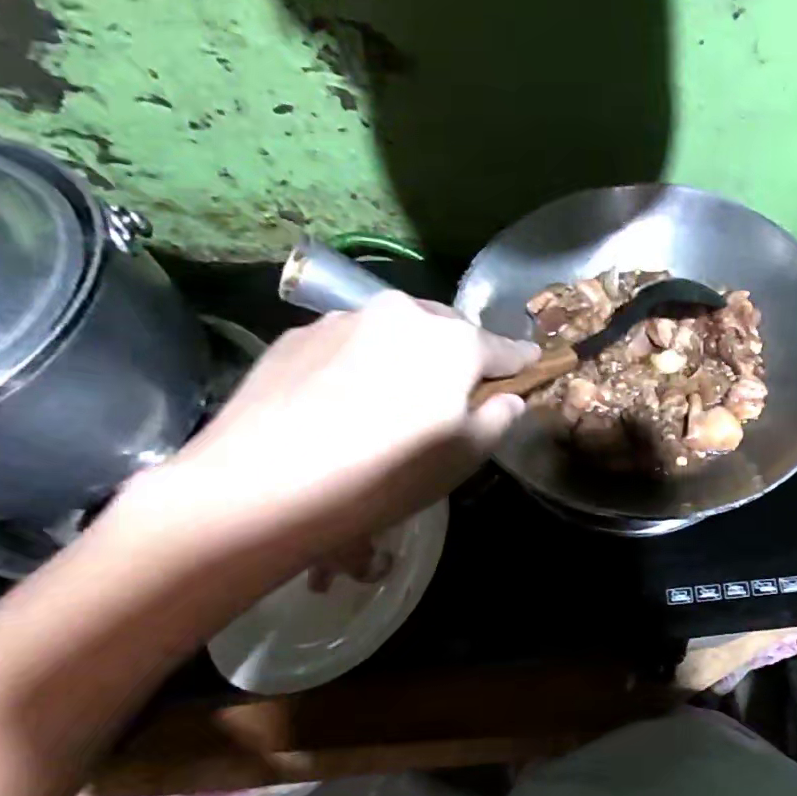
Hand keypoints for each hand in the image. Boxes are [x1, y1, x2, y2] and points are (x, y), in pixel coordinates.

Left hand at [114, 292, 538, 568]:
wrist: (264, 482)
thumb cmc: (385, 473)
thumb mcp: (462, 458)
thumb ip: (496, 420)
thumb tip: (508, 398)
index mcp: (451, 340)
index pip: (502, 347)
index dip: (520, 362)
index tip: (531, 367)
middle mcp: (399, 313)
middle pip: (445, 331)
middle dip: (457, 356)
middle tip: (452, 394)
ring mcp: (342, 319)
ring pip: (392, 334)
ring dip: (404, 358)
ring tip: (389, 402)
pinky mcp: (296, 336)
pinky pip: (347, 346)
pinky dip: (358, 366)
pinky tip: (342, 404)